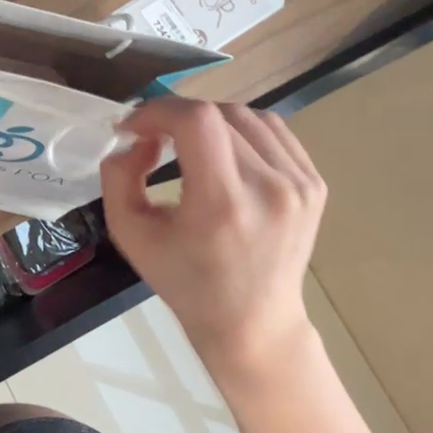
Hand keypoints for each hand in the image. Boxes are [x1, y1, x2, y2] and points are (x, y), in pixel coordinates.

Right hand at [99, 97, 326, 374]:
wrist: (252, 321)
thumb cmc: (184, 282)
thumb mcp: (130, 234)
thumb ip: (119, 177)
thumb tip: (136, 140)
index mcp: (223, 203)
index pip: (197, 121)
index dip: (158, 111)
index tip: (134, 127)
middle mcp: (270, 187)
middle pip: (219, 113)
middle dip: (176, 116)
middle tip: (154, 137)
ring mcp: (300, 184)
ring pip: (248, 116)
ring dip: (208, 119)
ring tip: (187, 142)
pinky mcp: (314, 184)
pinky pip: (273, 132)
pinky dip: (240, 130)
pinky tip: (222, 152)